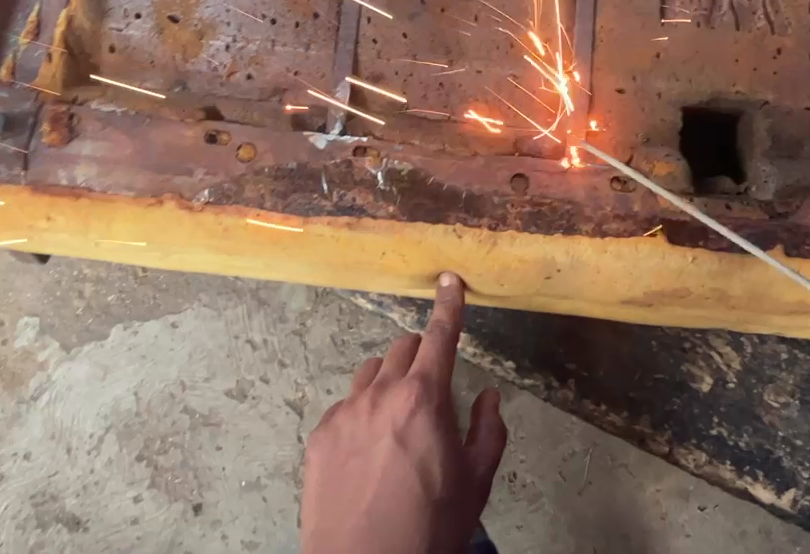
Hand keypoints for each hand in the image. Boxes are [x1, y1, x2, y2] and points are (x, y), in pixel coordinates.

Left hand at [302, 271, 507, 553]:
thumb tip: (489, 397)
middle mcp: (381, 393)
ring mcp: (345, 413)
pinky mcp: (319, 436)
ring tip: (397, 425)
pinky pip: (345, 405)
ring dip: (389, 382)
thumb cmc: (429, 530)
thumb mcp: (475, 483)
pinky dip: (361, 413)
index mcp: (424, 398)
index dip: (449, 304)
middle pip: (402, 348)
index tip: (449, 279)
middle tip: (430, 393)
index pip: (440, 335)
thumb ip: (488, 431)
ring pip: (371, 372)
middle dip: (421, 358)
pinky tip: (367, 453)